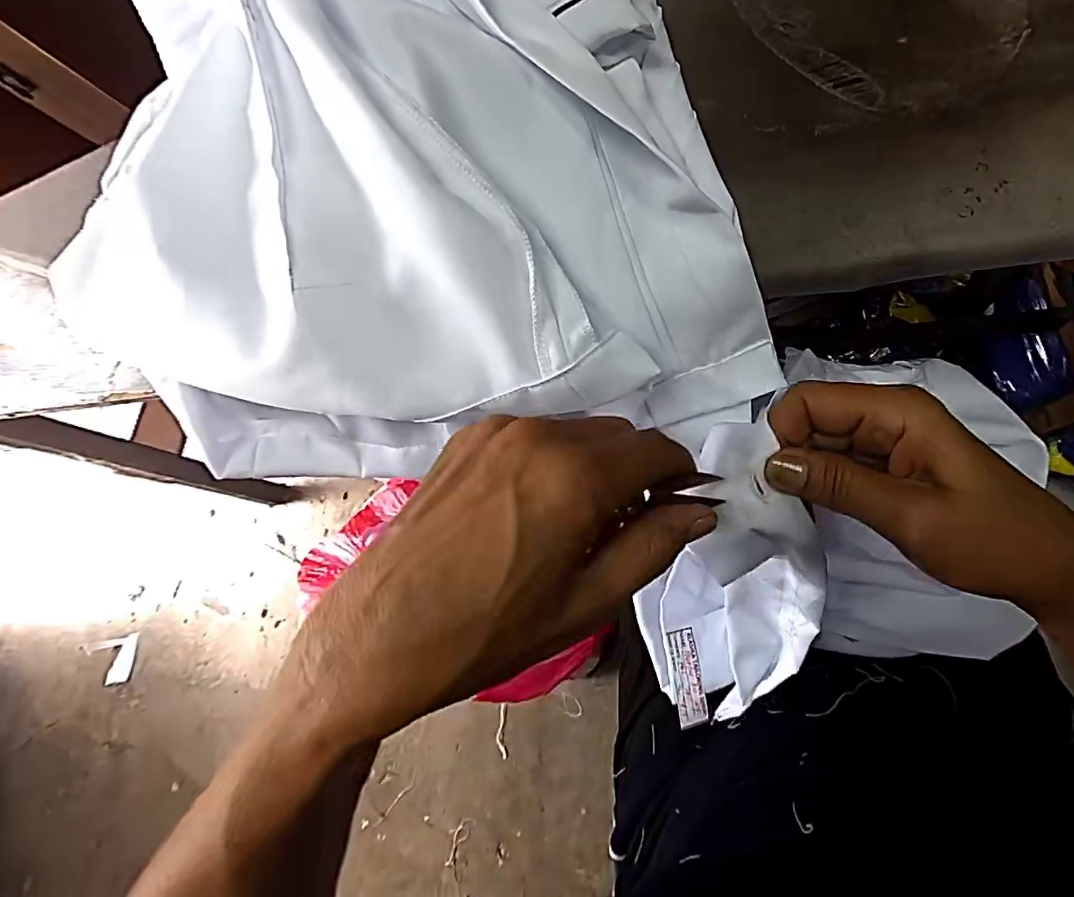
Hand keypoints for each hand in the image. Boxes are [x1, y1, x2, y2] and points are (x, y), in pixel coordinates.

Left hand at [273, 415, 715, 748]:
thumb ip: (656, 545)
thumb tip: (703, 510)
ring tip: (576, 520)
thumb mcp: (588, 601)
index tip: (679, 508)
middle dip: (640, 472)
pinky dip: (559, 458)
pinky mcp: (471, 438)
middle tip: (625, 526)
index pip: (661, 450)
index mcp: (577, 475)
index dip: (681, 477)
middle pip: (625, 437)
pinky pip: (542, 434)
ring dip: (601, 464)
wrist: (371, 642)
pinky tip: (534, 506)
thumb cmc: (489, 632)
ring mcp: (501, 431)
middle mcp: (542, 435)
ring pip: (585, 432)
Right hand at [761, 381, 1073, 613]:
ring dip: (806, 474)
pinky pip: (848, 466)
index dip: (783, 434)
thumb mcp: (911, 515)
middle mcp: (893, 415)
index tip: (770, 485)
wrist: (1047, 565)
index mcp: (899, 410)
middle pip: (817, 418)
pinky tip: (818, 515)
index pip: (812, 399)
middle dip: (789, 456)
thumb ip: (841, 485)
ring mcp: (896, 441)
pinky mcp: (898, 467)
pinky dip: (828, 486)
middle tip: (773, 508)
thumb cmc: (989, 538)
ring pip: (827, 444)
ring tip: (792, 516)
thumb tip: (773, 463)